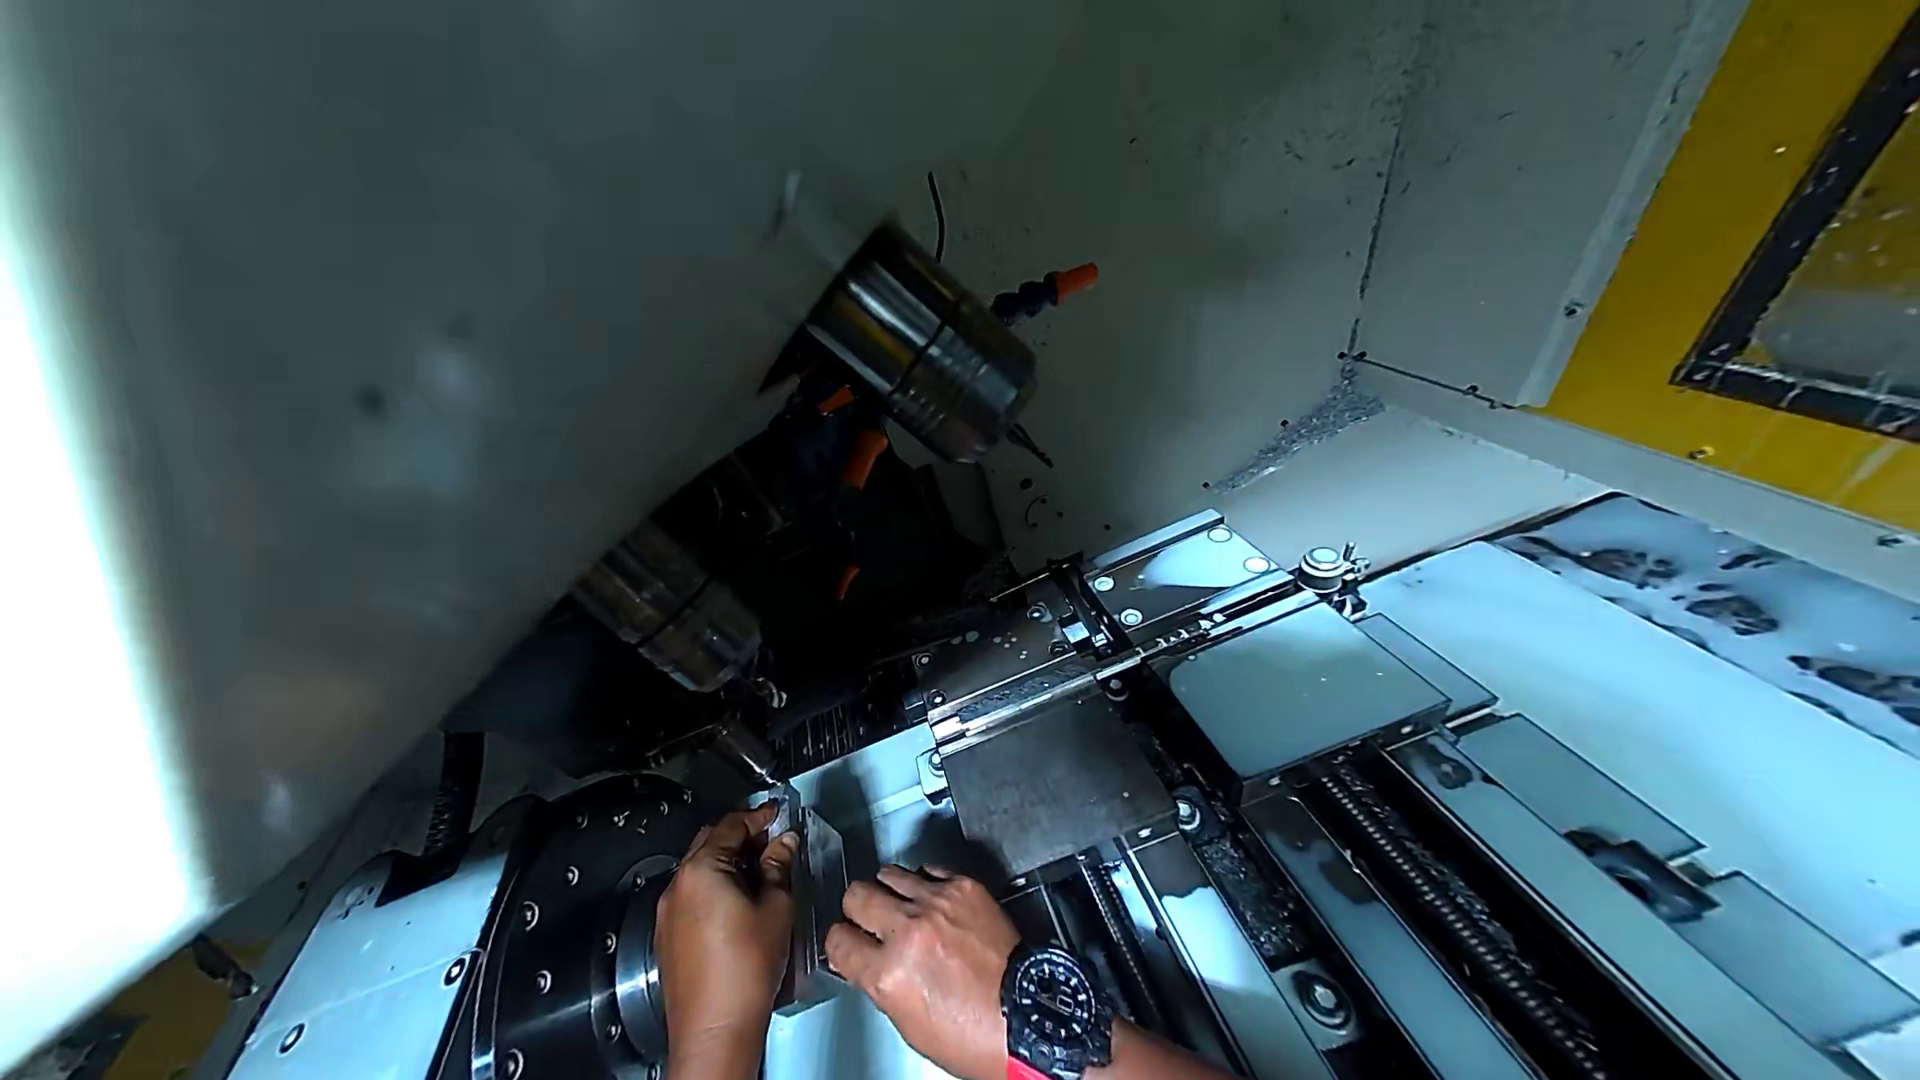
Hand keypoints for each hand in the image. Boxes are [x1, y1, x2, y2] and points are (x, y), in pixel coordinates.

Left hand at [656, 803, 799, 1078]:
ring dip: (730, 860)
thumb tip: (785, 841)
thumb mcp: (776, 906)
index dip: (759, 816)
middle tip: (774, 840)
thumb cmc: (747, 967)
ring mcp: (669, 912)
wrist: (715, 1029)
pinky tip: (742, 899)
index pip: (732, 825)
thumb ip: (779, 865)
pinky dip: (717, 884)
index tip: (777, 813)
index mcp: (701, 870)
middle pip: (711, 842)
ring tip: (763, 870)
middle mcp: (677, 886)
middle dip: (743, 836)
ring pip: (701, 868)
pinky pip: (693, 893)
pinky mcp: (669, 936)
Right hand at [825, 866, 1021, 1079]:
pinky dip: (924, 883)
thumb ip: (880, 983)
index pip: (839, 941)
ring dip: (888, 889)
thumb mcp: (909, 1024)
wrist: (1023, 1015)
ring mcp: (936, 903)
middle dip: (855, 908)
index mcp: (889, 974)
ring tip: (898, 903)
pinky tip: (929, 898)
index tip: (844, 942)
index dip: (839, 944)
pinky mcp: (962, 886)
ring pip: (889, 873)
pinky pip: (928, 869)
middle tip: (865, 916)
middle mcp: (908, 931)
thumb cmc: (971, 1033)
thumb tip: (864, 958)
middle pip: (857, 895)